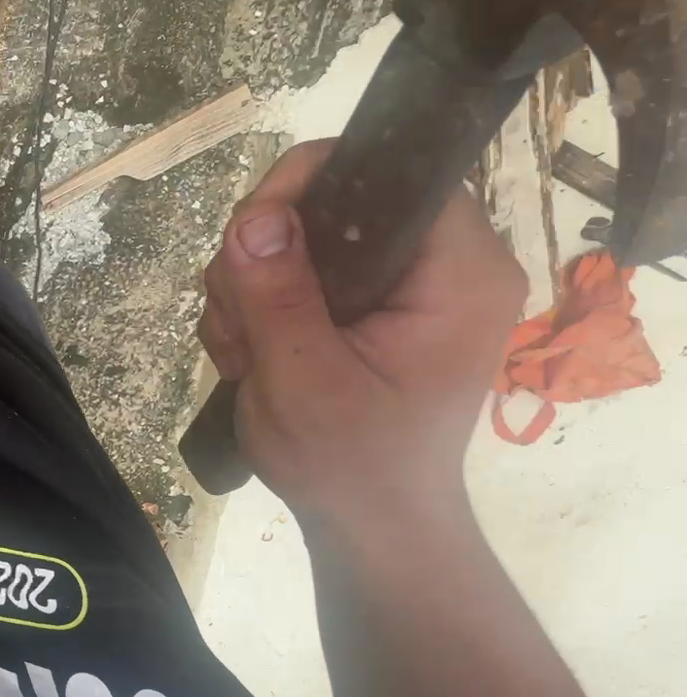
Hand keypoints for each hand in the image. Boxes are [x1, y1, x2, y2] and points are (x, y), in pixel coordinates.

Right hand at [196, 141, 527, 517]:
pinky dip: (247, 315)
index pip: (387, 177)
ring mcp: (387, 288)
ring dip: (243, 297)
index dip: (308, 186)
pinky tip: (251, 360)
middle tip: (244, 328)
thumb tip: (251, 218)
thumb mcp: (303, 378)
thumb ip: (278, 296)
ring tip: (249, 358)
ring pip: (286, 245)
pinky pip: (278, 278)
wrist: (361, 519)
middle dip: (257, 263)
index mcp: (454, 273)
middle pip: (322, 208)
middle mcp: (429, 267)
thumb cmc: (347, 460)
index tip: (247, 236)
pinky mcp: (352, 309)